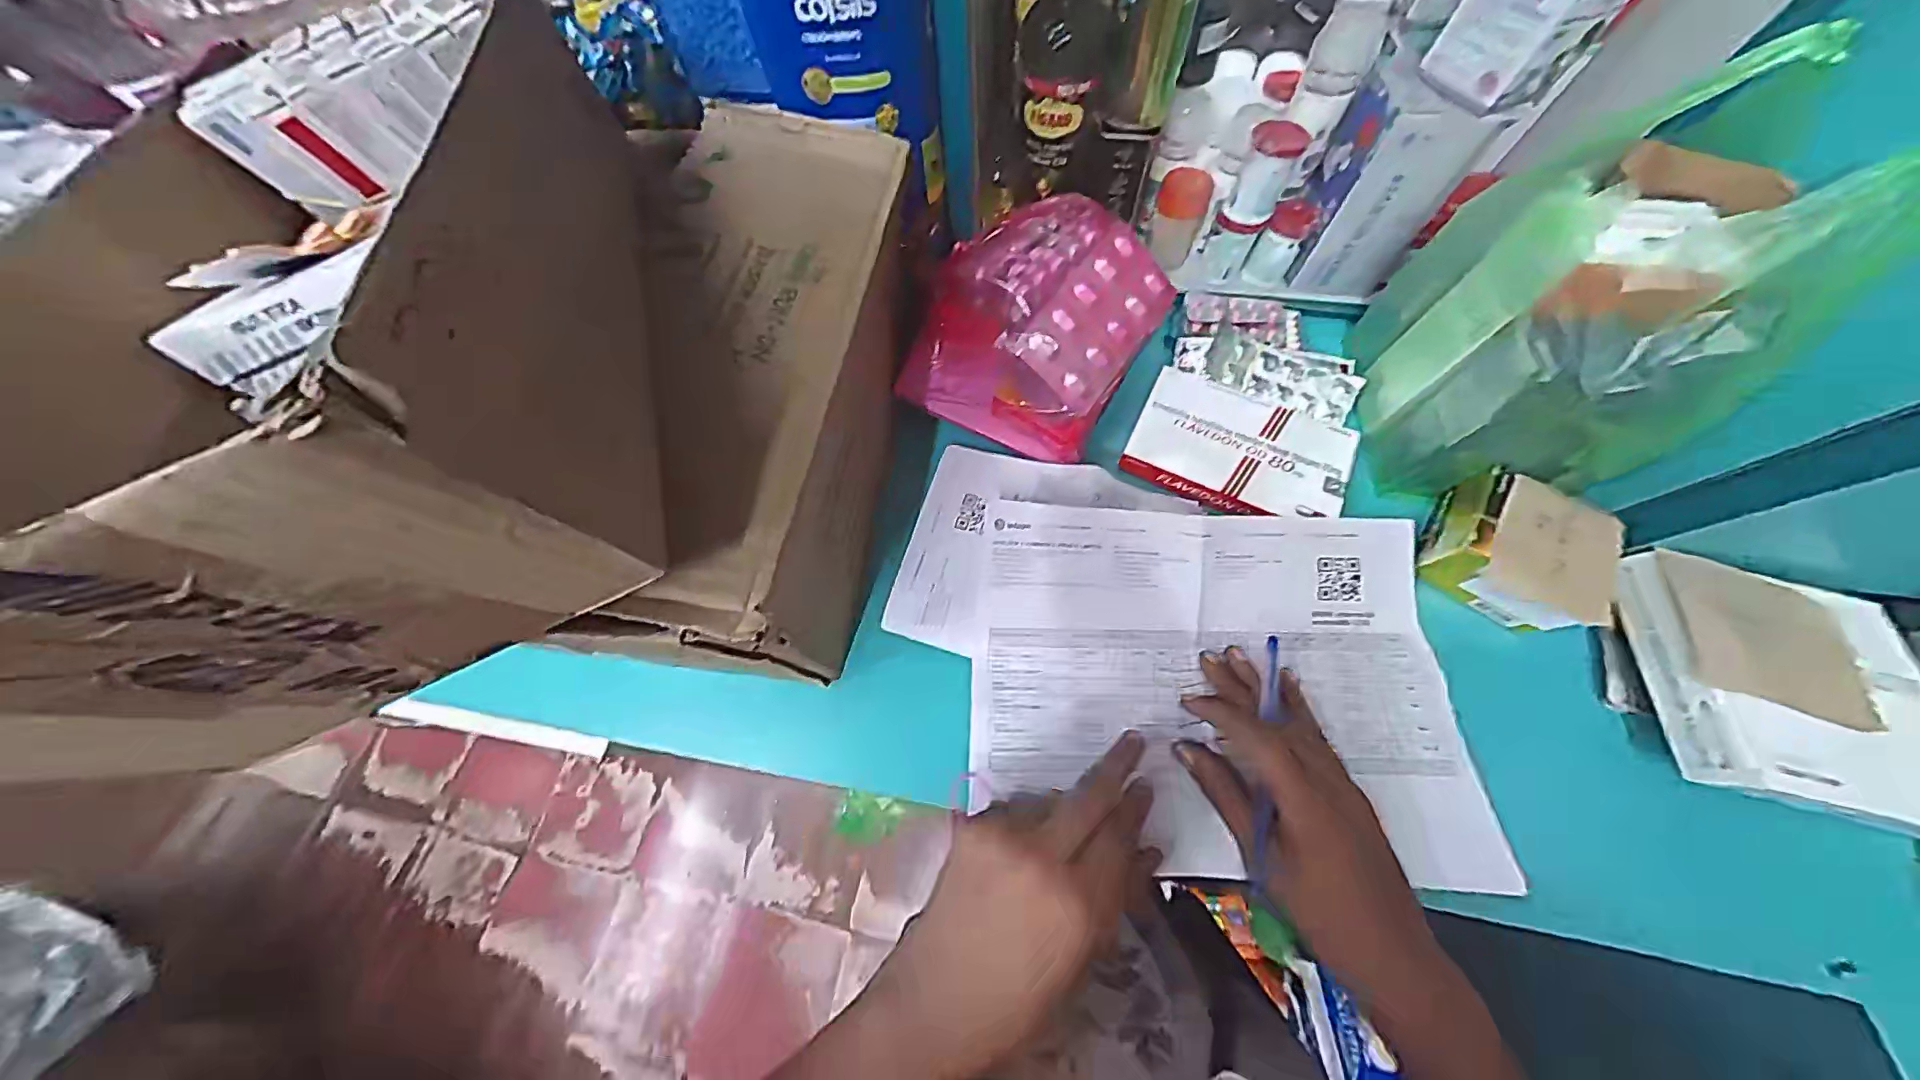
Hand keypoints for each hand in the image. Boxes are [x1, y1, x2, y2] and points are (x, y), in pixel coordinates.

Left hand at [775, 732, 1159, 1079]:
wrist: (937, 1002)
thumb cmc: (1020, 998)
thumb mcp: (1083, 960)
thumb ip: (1116, 898)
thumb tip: (1145, 851)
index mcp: (1080, 902)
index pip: (1119, 836)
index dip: (1135, 808)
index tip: (1145, 786)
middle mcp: (1044, 859)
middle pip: (1090, 798)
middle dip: (1116, 765)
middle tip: (1132, 742)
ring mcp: (1003, 838)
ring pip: (1048, 800)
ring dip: (1064, 804)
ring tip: (1065, 823)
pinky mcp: (972, 829)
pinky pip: (1013, 810)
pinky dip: (1025, 819)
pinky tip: (1022, 843)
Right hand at [1177, 650, 1524, 1079]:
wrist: (1394, 953)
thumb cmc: (1319, 912)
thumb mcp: (1262, 858)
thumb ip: (1226, 797)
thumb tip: (1189, 750)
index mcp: (1303, 793)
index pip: (1255, 736)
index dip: (1220, 713)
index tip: (1187, 699)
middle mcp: (1326, 776)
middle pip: (1278, 720)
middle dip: (1242, 686)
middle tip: (1211, 656)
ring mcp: (1342, 782)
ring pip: (1299, 723)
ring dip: (1268, 691)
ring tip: (1245, 659)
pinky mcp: (1347, 792)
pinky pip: (1317, 738)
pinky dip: (1298, 710)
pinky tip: (1290, 693)